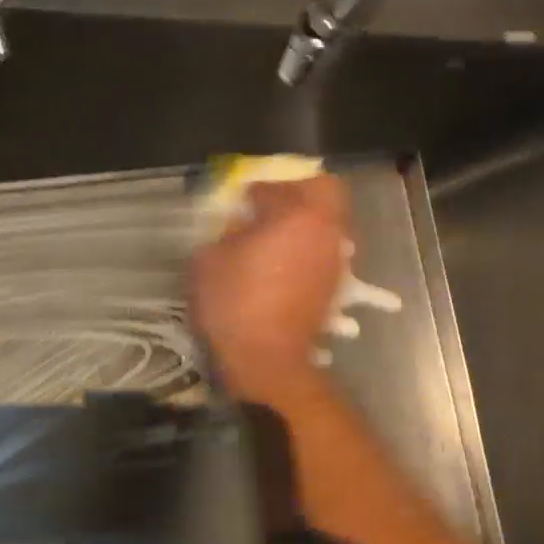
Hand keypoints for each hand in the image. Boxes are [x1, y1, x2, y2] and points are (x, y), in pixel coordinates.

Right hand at [190, 175, 348, 402]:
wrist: (265, 356)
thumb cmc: (232, 303)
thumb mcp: (208, 262)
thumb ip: (223, 234)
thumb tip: (237, 228)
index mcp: (294, 215)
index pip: (273, 187)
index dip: (251, 191)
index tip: (236, 201)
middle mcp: (324, 228)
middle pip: (324, 190)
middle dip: (297, 190)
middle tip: (268, 204)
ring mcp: (335, 256)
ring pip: (327, 220)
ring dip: (303, 221)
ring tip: (273, 238)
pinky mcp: (335, 281)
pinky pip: (323, 248)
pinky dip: (306, 247)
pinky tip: (282, 264)